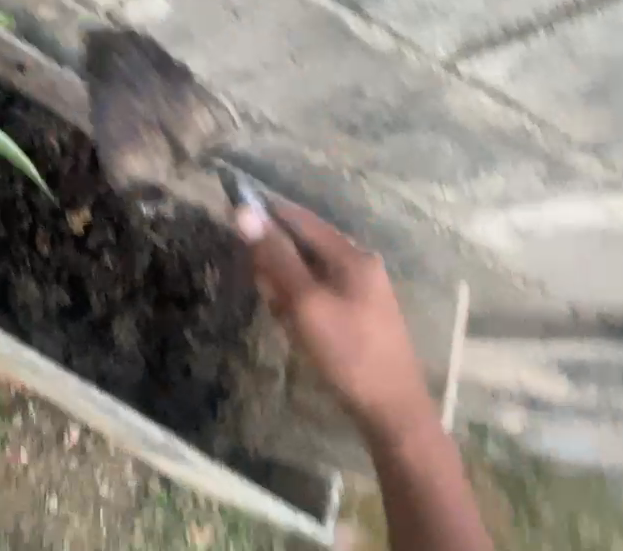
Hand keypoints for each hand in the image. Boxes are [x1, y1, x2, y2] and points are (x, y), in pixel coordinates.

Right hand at [236, 202, 434, 447]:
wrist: (391, 412)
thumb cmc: (347, 351)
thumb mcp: (304, 301)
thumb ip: (274, 255)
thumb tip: (243, 210)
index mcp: (350, 254)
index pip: (296, 216)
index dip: (262, 213)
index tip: (230, 221)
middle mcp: (357, 263)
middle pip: (297, 243)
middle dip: (273, 263)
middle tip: (269, 294)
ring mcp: (358, 288)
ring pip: (302, 270)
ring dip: (282, 287)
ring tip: (282, 316)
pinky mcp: (354, 310)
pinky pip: (312, 291)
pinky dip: (296, 302)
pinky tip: (294, 326)